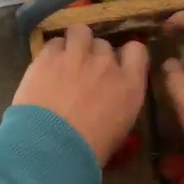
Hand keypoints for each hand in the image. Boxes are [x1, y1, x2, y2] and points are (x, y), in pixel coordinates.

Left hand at [13, 24, 149, 164]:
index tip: (116, 65)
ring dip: (75, 43)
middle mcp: (106, 65)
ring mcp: (77, 57)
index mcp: (129, 85)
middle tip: (83, 73)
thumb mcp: (118, 129)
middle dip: (94, 55)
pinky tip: (46, 66)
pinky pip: (54, 42)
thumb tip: (111, 98)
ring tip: (65, 59)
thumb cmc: (88, 151)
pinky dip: (52, 51)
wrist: (50, 149)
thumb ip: (120, 103)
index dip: (125, 55)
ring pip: (80, 31)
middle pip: (104, 44)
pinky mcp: (48, 57)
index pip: (137, 51)